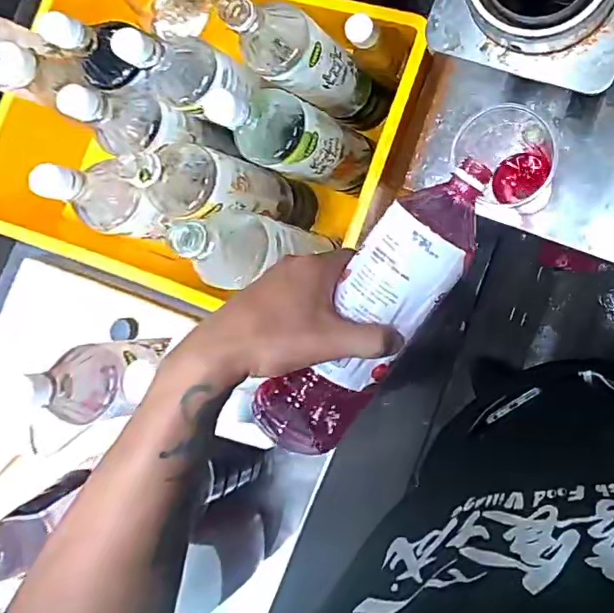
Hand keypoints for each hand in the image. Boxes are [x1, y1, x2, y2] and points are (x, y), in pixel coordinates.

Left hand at [164, 250, 400, 383]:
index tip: (387, 295)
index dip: (375, 275)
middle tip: (369, 316)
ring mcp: (273, 278)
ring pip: (314, 285)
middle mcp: (295, 264)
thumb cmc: (277, 338)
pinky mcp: (257, 295)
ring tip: (342, 328)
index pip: (357, 258)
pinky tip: (308, 333)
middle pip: (337, 273)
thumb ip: (371, 340)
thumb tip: (398, 340)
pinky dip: (307, 309)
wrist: (215, 354)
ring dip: (329, 303)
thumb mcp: (332, 342)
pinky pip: (294, 296)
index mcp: (316, 265)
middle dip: (354, 292)